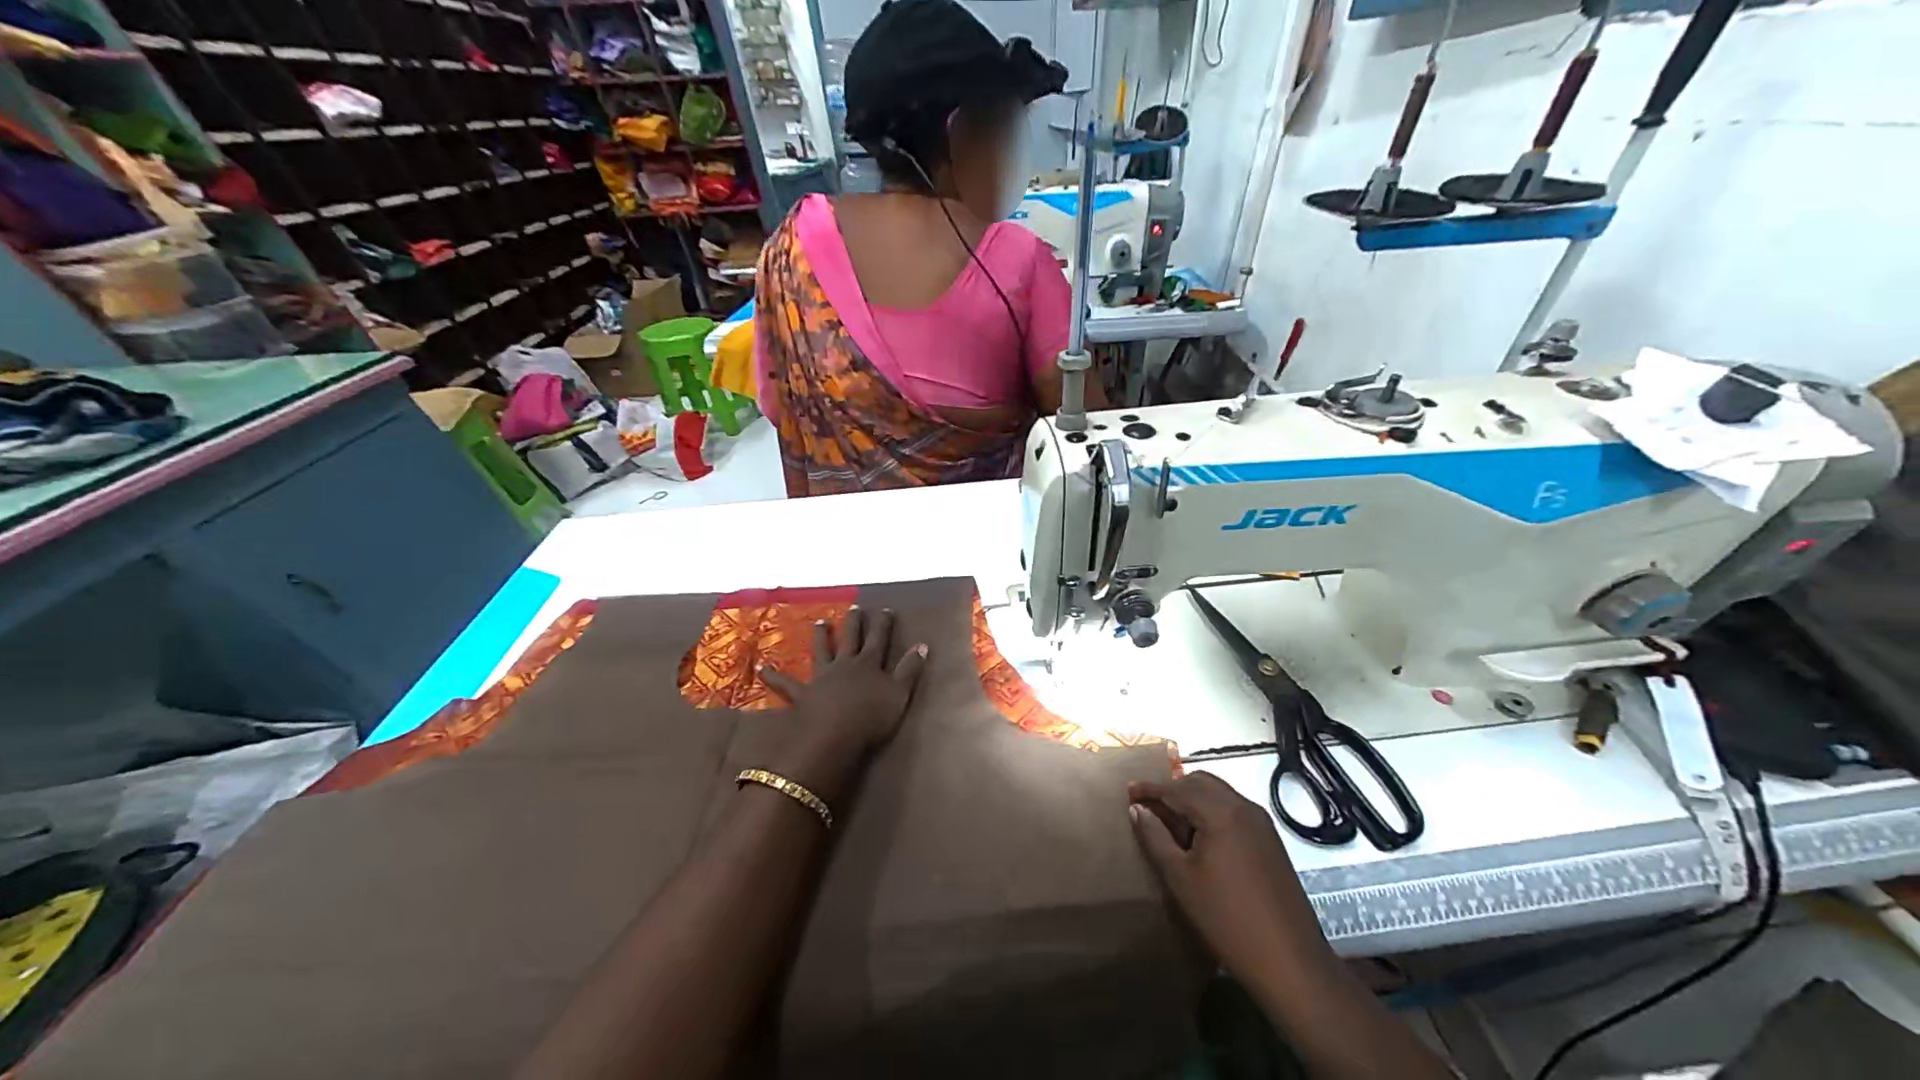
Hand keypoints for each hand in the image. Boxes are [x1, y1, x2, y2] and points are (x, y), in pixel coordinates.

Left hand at [760, 607, 927, 800]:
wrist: (836, 734)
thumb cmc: (872, 717)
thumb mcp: (900, 693)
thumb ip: (910, 669)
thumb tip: (922, 645)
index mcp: (869, 664)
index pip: (879, 638)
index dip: (883, 624)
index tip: (885, 609)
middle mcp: (845, 664)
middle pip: (851, 638)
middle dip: (854, 622)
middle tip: (855, 608)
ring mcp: (822, 677)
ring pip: (822, 651)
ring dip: (822, 636)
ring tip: (820, 622)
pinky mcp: (803, 693)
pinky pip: (785, 683)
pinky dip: (773, 675)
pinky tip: (761, 667)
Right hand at [1129, 773, 1333, 982]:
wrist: (1289, 960)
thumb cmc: (1225, 917)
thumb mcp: (1180, 877)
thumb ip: (1155, 837)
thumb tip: (1137, 809)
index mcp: (1220, 812)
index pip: (1177, 787)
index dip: (1150, 788)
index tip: (1128, 791)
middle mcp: (1243, 807)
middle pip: (1201, 782)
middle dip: (1173, 789)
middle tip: (1149, 806)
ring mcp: (1261, 823)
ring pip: (1220, 794)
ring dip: (1194, 799)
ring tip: (1171, 823)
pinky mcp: (1271, 841)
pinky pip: (1234, 810)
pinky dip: (1212, 812)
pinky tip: (1201, 838)